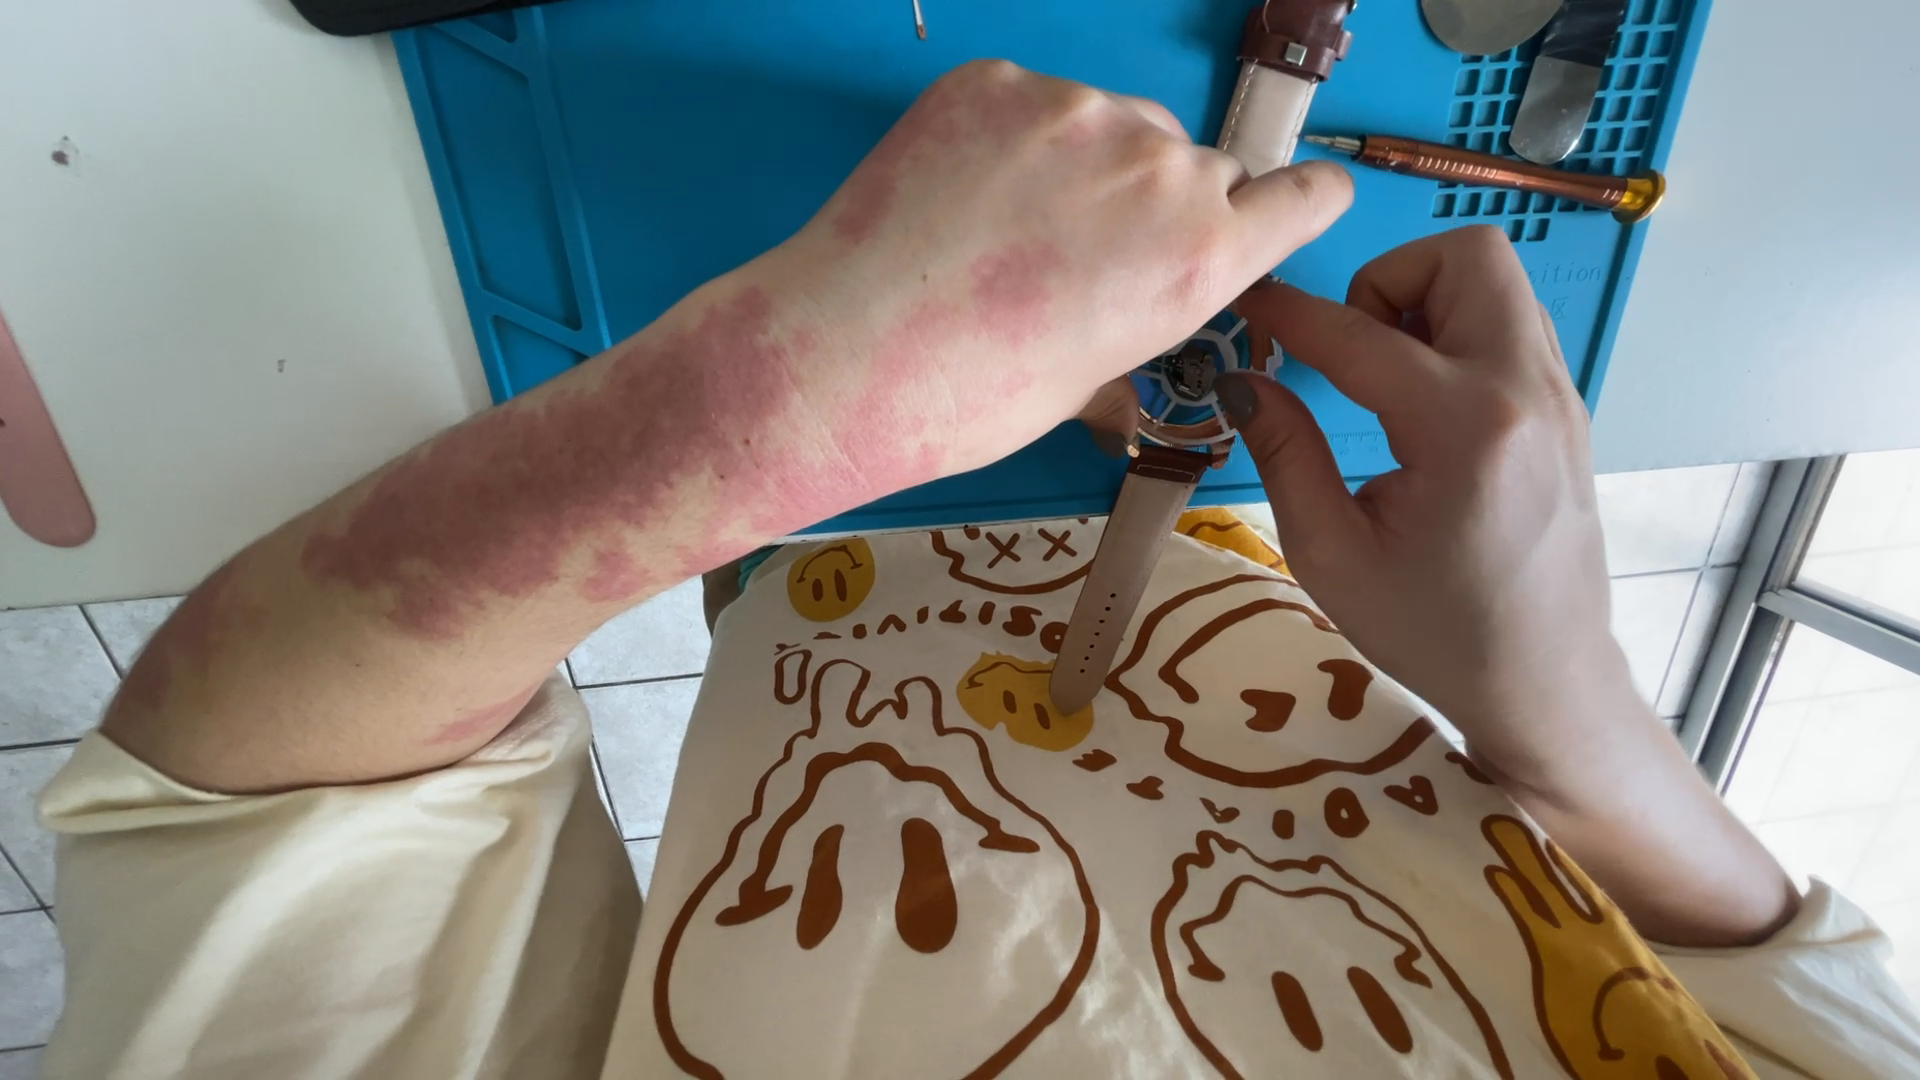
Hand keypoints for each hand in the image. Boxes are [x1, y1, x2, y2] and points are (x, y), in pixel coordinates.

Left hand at [756, 59, 1351, 486]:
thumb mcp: (1074, 392)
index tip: (1273, 215)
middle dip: (1164, 209)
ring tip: (1010, 232)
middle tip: (1086, 260)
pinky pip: (1036, 105)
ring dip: (1090, 170)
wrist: (850, 358)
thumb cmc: (973, 402)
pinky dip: (1017, 142)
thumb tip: (1125, 369)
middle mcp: (1158, 170)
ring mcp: (1075, 110)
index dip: (1290, 209)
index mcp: (1197, 259)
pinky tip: (965, 199)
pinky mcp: (995, 82)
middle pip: (1198, 169)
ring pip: (1117, 130)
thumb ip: (1126, 342)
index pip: (1303, 198)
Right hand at [1219, 226, 1795, 944]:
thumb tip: (1243, 381)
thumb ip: (1284, 452)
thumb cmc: (1427, 629)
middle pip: (1467, 256)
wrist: (1542, 683)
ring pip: (1494, 283)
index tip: (1248, 303)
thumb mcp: (1329, 551)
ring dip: (1419, 303)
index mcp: (1464, 427)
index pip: (1361, 335)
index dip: (1291, 313)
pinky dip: (1448, 333)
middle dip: (1383, 281)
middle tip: (1338, 353)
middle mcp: (1526, 389)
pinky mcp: (1562, 411)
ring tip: (1370, 379)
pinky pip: (1506, 327)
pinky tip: (1410, 403)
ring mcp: (1557, 395)